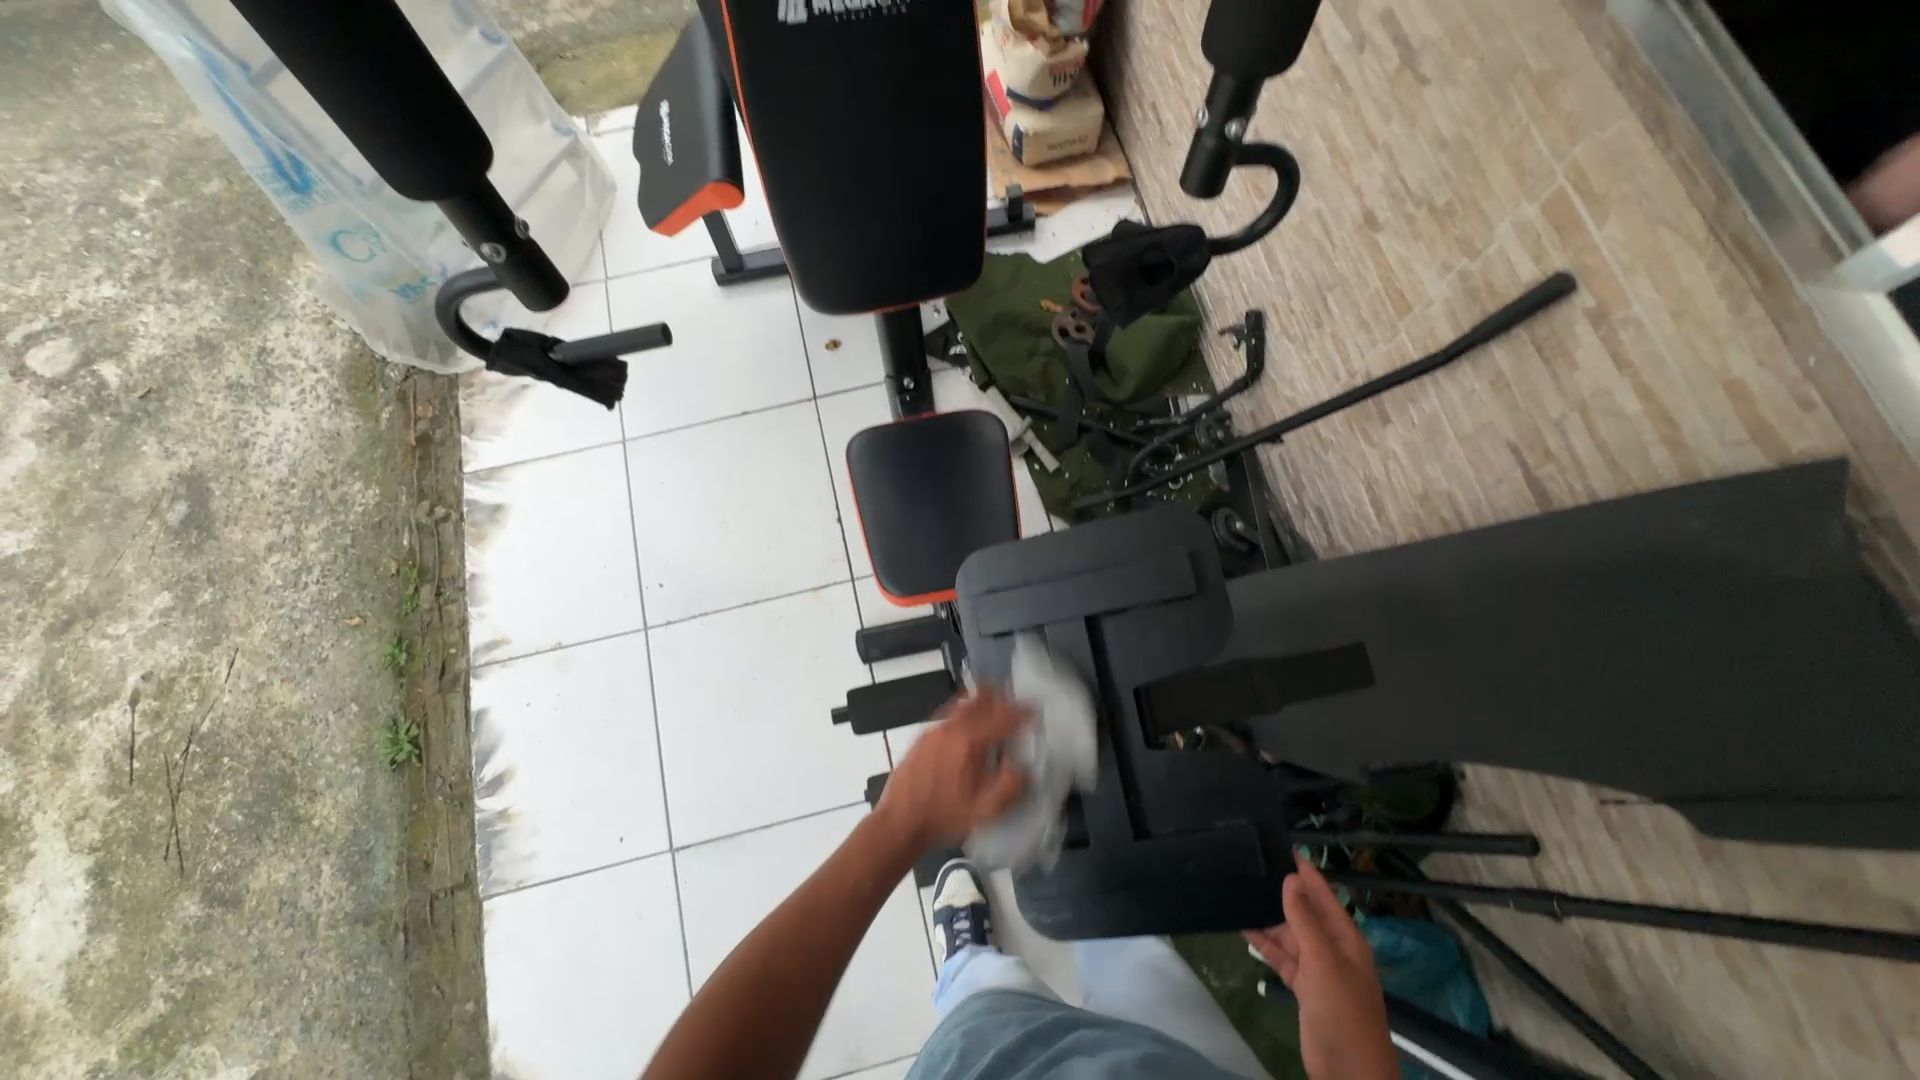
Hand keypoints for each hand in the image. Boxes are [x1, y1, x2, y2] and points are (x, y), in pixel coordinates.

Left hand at [874, 687, 1029, 851]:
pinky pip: (947, 715)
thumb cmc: (944, 816)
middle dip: (999, 697)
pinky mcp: (921, 738)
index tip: (1034, 710)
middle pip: (979, 700)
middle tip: (1013, 700)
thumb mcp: (985, 810)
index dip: (1021, 712)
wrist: (899, 822)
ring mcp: (932, 730)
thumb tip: (1025, 769)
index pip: (1002, 718)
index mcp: (970, 742)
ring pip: (961, 705)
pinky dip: (962, 713)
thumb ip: (1011, 786)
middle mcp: (951, 728)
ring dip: (980, 702)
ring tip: (992, 708)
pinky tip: (964, 728)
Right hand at [1245, 853, 1396, 1079]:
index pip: (1323, 894)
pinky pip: (1282, 957)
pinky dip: (1265, 944)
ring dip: (1269, 918)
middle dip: (1281, 893)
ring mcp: (1317, 969)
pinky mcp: (1303, 987)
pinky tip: (1244, 929)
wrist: (1349, 1073)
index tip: (1281, 846)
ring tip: (1239, 893)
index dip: (1305, 871)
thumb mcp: (1323, 962)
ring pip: (1289, 934)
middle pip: (1304, 912)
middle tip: (1250, 868)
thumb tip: (1291, 878)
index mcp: (1345, 938)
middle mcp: (1332, 948)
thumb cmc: (1343, 1013)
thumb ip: (1305, 920)